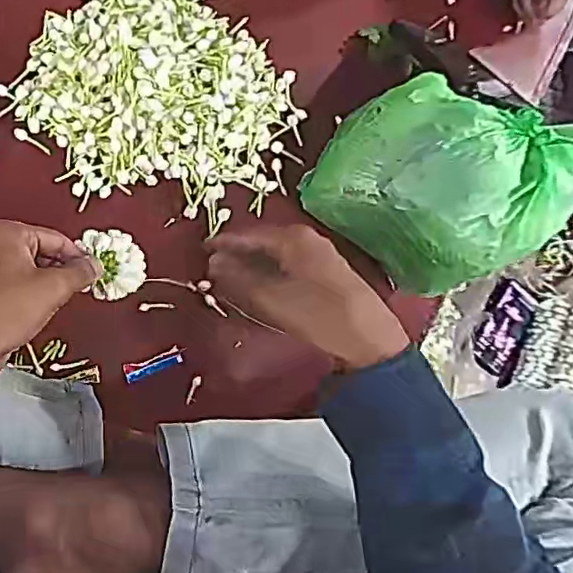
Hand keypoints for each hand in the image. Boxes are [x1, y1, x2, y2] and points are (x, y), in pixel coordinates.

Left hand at [0, 221, 98, 386]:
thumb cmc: (3, 314)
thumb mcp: (53, 288)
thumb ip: (79, 272)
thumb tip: (93, 265)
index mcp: (9, 233)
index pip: (58, 239)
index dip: (78, 257)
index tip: (92, 271)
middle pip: (47, 251)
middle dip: (64, 270)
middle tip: (78, 286)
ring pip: (36, 269)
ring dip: (51, 284)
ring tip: (57, 300)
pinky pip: (23, 282)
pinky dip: (36, 293)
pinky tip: (40, 308)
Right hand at [204, 225, 409, 371]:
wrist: (370, 340)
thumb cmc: (319, 315)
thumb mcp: (271, 298)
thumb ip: (238, 278)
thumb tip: (214, 262)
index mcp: (293, 237)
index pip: (248, 233)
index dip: (223, 242)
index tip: (202, 250)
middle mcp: (307, 238)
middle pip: (263, 240)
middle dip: (237, 252)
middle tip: (213, 266)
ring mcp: (320, 253)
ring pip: (276, 251)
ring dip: (253, 262)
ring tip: (231, 277)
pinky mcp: (327, 270)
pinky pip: (288, 261)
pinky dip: (270, 270)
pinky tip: (260, 285)